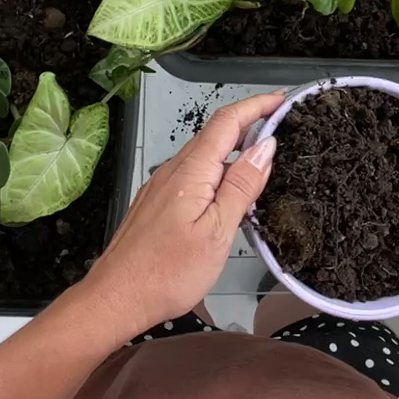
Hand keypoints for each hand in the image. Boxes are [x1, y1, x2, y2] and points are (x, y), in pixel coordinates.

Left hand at [77, 92, 283, 334]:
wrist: (116, 298)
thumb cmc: (166, 273)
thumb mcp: (218, 231)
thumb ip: (242, 186)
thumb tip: (265, 147)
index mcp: (192, 171)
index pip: (227, 121)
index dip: (256, 105)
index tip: (282, 100)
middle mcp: (174, 170)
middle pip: (216, 134)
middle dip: (250, 125)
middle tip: (282, 130)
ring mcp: (163, 185)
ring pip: (205, 156)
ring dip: (235, 152)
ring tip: (264, 167)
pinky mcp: (158, 202)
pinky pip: (194, 175)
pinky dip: (218, 173)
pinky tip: (230, 196)